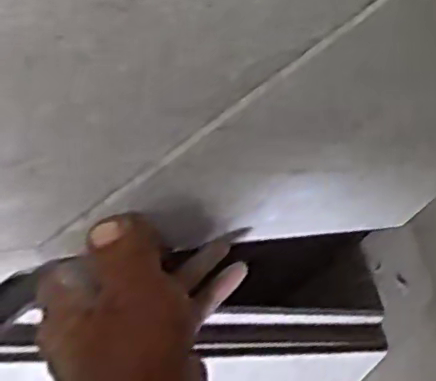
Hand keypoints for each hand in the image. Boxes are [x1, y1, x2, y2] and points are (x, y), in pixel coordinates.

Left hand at [36, 215, 247, 380]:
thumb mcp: (133, 291)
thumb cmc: (134, 345)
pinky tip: (234, 272)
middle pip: (122, 279)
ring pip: (159, 290)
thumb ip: (124, 257)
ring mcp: (128, 335)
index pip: (71, 271)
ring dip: (190, 265)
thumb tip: (111, 223)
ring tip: (223, 244)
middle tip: (180, 226)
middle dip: (155, 251)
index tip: (127, 220)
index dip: (96, 244)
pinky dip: (210, 286)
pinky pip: (186, 305)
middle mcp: (94, 324)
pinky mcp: (161, 341)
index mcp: (73, 313)